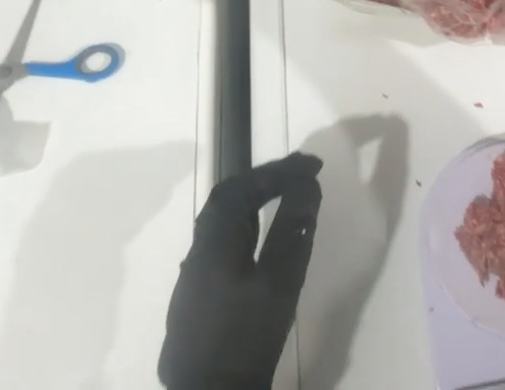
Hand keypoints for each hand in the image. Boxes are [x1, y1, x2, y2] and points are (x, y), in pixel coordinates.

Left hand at [159, 153, 322, 388]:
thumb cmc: (246, 339)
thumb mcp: (280, 282)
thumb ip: (294, 230)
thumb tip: (307, 184)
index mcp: (214, 243)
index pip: (242, 188)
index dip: (278, 171)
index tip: (312, 165)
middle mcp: (198, 253)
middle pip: (226, 201)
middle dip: (263, 180)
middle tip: (299, 175)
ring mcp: (193, 279)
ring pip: (220, 224)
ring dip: (253, 202)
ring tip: (284, 197)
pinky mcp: (196, 301)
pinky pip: (221, 245)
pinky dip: (246, 227)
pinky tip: (261, 240)